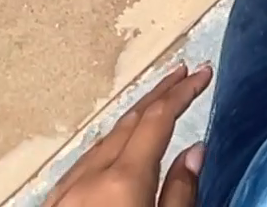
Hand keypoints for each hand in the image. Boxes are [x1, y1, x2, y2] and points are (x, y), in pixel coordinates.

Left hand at [49, 63, 213, 206]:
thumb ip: (179, 193)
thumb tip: (194, 151)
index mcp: (124, 181)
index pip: (159, 119)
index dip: (183, 91)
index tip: (204, 72)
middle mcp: (90, 178)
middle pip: (129, 121)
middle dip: (159, 93)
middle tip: (183, 73)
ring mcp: (63, 194)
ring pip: (102, 141)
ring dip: (132, 117)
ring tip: (153, 103)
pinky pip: (82, 165)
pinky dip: (106, 145)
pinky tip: (112, 146)